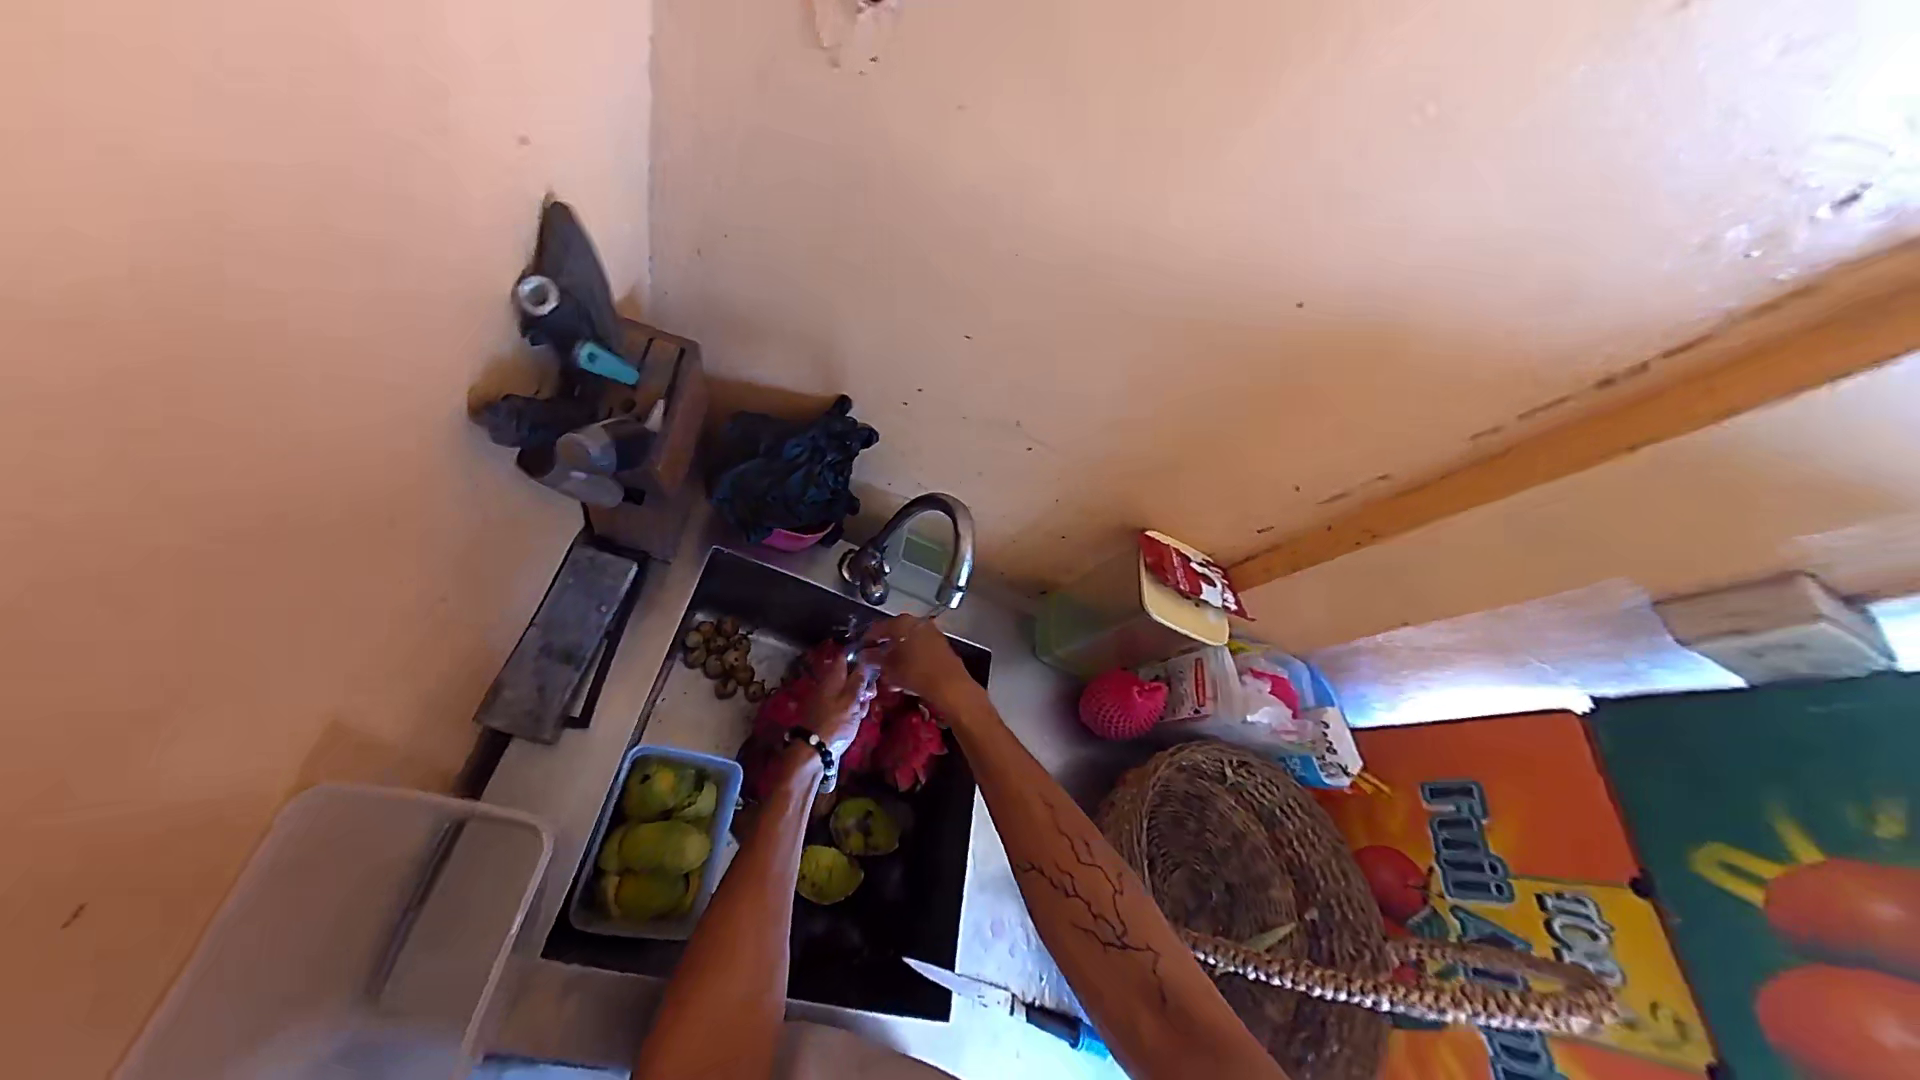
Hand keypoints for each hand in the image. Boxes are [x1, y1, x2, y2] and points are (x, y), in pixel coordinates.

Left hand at [801, 647, 877, 759]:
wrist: (814, 751)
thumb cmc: (836, 722)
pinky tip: (855, 720)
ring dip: (858, 699)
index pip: (845, 657)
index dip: (860, 658)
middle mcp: (828, 685)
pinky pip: (843, 706)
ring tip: (861, 713)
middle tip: (869, 696)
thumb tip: (863, 661)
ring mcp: (827, 700)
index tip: (874, 666)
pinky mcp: (828, 714)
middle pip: (849, 676)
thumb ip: (858, 680)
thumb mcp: (851, 700)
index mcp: (832, 677)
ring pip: (848, 692)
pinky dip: (851, 711)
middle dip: (862, 684)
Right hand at [864, 615, 986, 720]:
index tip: (861, 650)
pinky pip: (919, 647)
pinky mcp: (940, 644)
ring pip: (908, 641)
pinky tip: (905, 672)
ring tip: (889, 670)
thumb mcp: (889, 667)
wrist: (948, 684)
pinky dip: (910, 656)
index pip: (877, 627)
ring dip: (897, 653)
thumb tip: (864, 654)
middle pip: (894, 632)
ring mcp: (931, 632)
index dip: (867, 639)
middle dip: (883, 646)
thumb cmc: (914, 672)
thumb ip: (873, 658)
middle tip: (875, 660)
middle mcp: (917, 622)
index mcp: (902, 623)